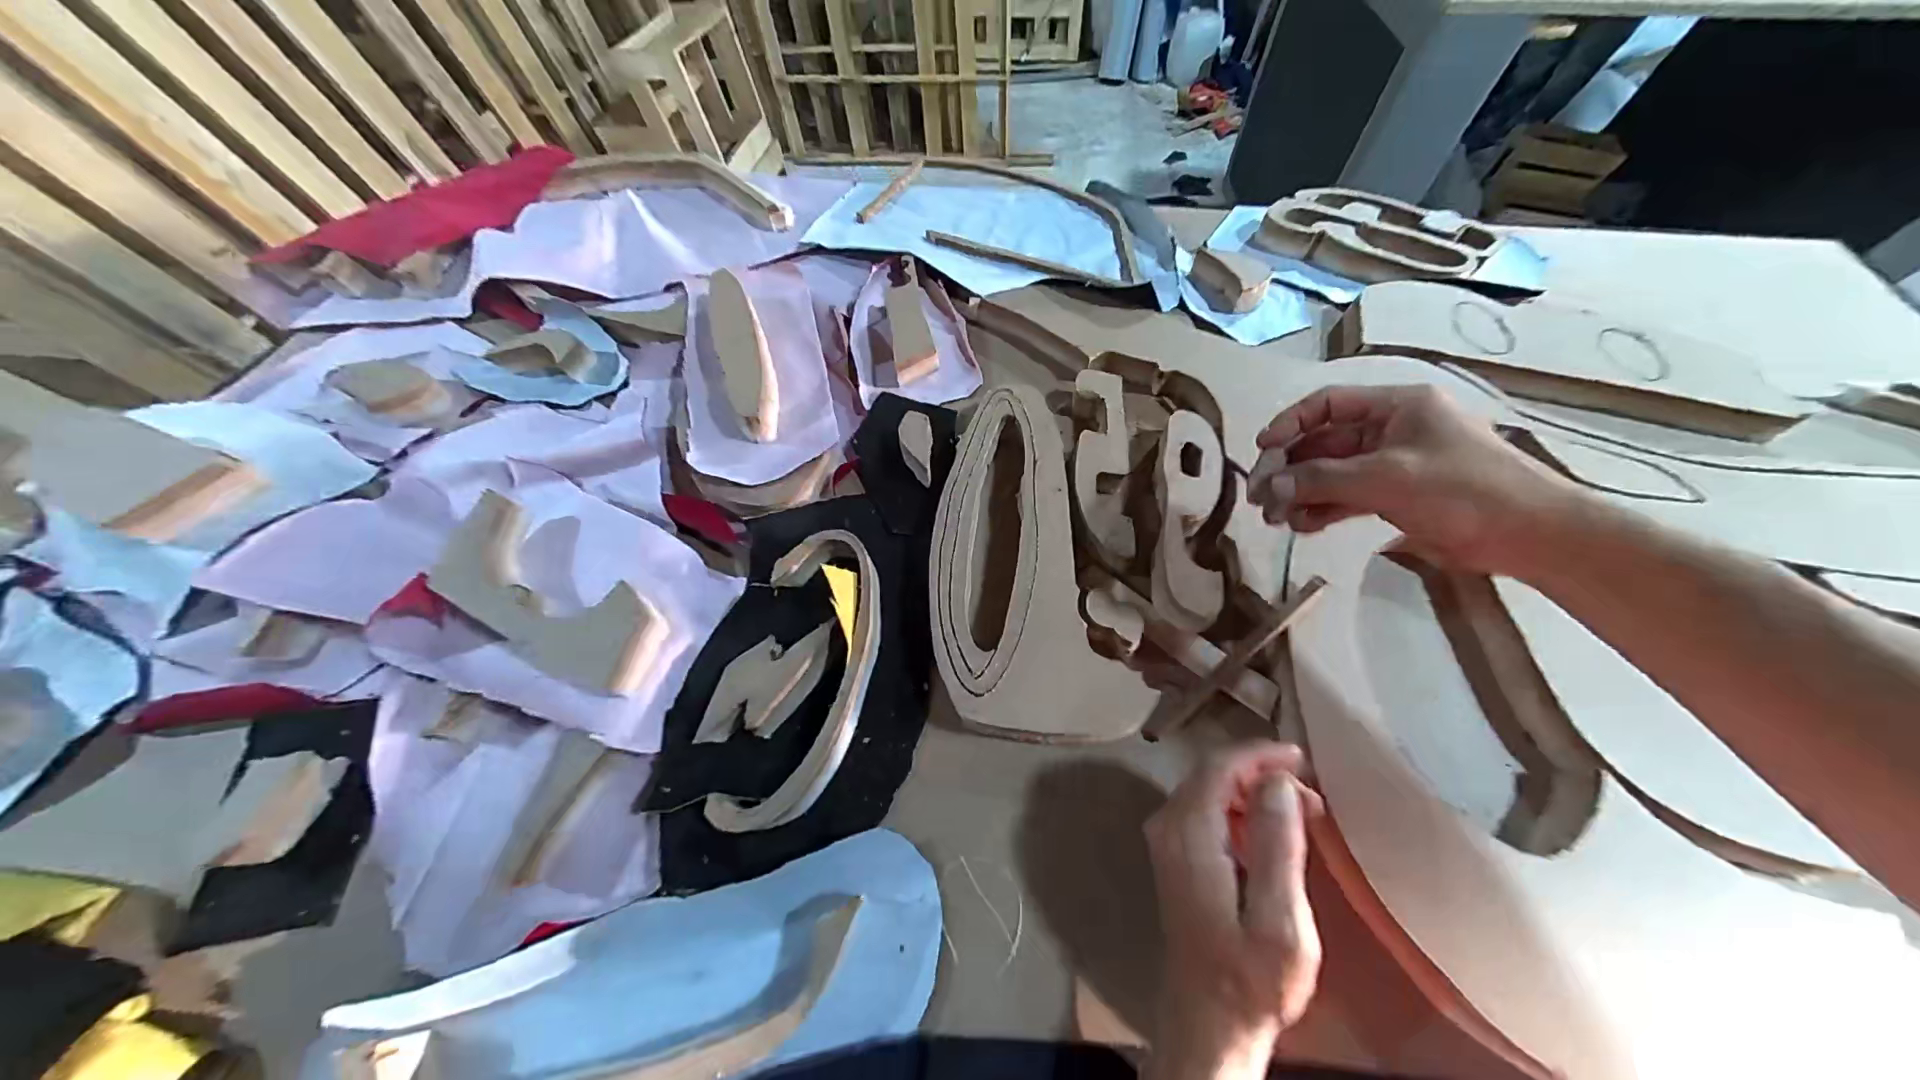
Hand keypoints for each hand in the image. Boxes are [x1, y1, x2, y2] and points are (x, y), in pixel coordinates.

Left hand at [1144, 742, 1322, 1079]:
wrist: (1206, 1022)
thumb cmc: (1250, 979)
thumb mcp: (1281, 921)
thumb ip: (1278, 845)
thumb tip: (1279, 782)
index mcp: (1188, 833)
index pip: (1218, 766)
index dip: (1260, 754)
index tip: (1303, 758)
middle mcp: (1168, 826)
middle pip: (1211, 773)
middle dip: (1262, 772)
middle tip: (1313, 796)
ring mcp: (1167, 841)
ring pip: (1209, 790)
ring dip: (1254, 792)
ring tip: (1304, 814)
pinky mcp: (1175, 856)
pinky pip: (1207, 813)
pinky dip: (1241, 811)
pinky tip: (1274, 834)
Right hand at [1245, 384, 1586, 575]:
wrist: (1527, 535)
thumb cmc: (1462, 490)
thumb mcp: (1387, 478)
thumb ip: (1323, 479)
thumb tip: (1269, 485)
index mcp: (1396, 406)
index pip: (1327, 404)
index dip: (1289, 424)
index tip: (1261, 450)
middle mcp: (1389, 430)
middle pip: (1322, 442)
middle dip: (1288, 468)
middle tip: (1259, 496)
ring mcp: (1390, 464)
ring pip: (1329, 473)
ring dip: (1299, 492)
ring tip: (1274, 518)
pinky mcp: (1392, 496)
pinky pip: (1344, 497)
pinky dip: (1320, 509)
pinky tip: (1300, 525)